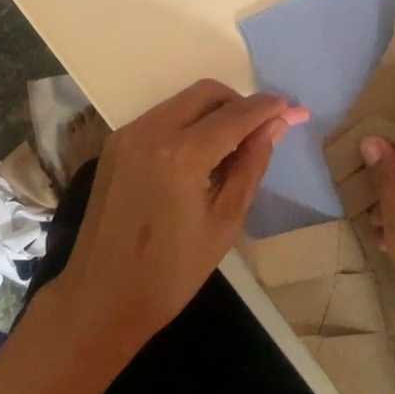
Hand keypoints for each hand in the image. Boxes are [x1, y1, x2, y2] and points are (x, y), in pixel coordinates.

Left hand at [48, 79, 307, 345]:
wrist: (101, 300)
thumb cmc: (170, 273)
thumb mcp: (225, 223)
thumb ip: (251, 165)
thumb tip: (275, 125)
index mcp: (181, 155)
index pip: (235, 115)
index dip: (268, 109)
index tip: (293, 109)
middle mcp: (151, 131)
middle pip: (207, 93)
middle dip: (239, 104)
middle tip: (260, 132)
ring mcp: (128, 135)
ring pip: (183, 101)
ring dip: (213, 113)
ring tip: (231, 150)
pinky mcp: (115, 145)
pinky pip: (161, 117)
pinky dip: (188, 124)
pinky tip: (198, 157)